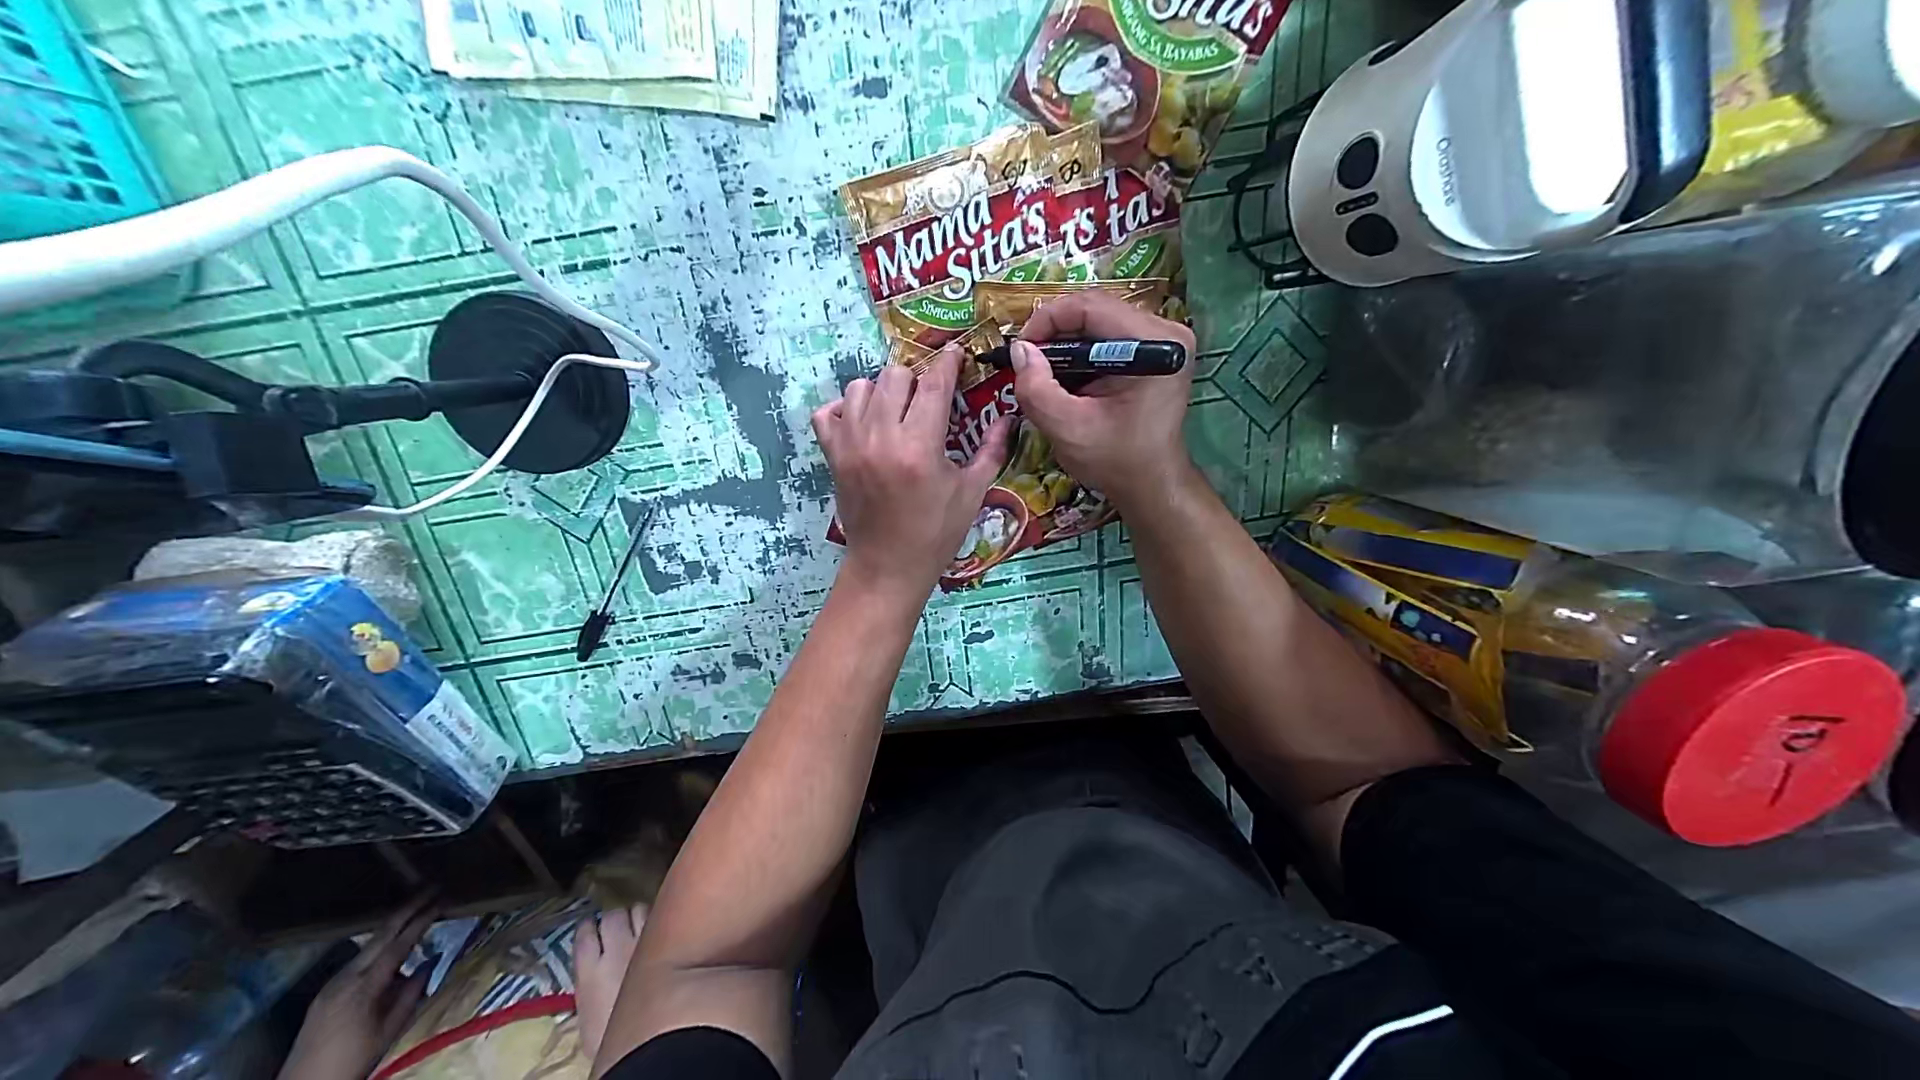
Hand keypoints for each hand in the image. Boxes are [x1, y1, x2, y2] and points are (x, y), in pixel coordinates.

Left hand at [278, 896, 436, 1079]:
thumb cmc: (352, 1063)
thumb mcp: (389, 1031)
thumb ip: (411, 994)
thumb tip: (429, 963)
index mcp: (364, 988)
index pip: (399, 944)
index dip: (422, 920)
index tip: (442, 900)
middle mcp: (345, 979)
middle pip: (380, 935)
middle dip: (407, 909)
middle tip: (431, 888)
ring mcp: (331, 985)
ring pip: (368, 946)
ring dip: (394, 927)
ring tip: (417, 913)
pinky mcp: (325, 994)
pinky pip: (358, 961)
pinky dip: (379, 948)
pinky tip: (392, 952)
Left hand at [814, 347, 1012, 593]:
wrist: (888, 567)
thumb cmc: (936, 533)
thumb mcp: (971, 492)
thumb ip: (991, 450)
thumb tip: (1009, 418)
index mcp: (920, 447)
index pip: (934, 385)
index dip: (948, 363)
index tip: (955, 355)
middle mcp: (882, 438)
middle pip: (894, 376)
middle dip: (915, 380)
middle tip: (926, 399)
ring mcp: (851, 445)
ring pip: (860, 387)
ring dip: (881, 391)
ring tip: (895, 411)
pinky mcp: (832, 457)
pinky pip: (827, 413)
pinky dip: (844, 410)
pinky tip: (863, 424)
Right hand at [1011, 293, 1197, 509]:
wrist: (1151, 483)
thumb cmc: (1115, 461)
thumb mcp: (1068, 429)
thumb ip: (1037, 389)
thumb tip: (1019, 349)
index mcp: (1155, 346)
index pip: (1091, 307)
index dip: (1048, 320)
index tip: (1021, 349)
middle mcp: (1167, 332)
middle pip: (1097, 310)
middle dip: (1056, 332)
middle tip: (1029, 361)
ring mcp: (1165, 340)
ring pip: (1100, 321)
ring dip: (1067, 342)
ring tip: (1045, 371)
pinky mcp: (1157, 350)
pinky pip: (1110, 335)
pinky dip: (1082, 351)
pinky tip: (1068, 376)